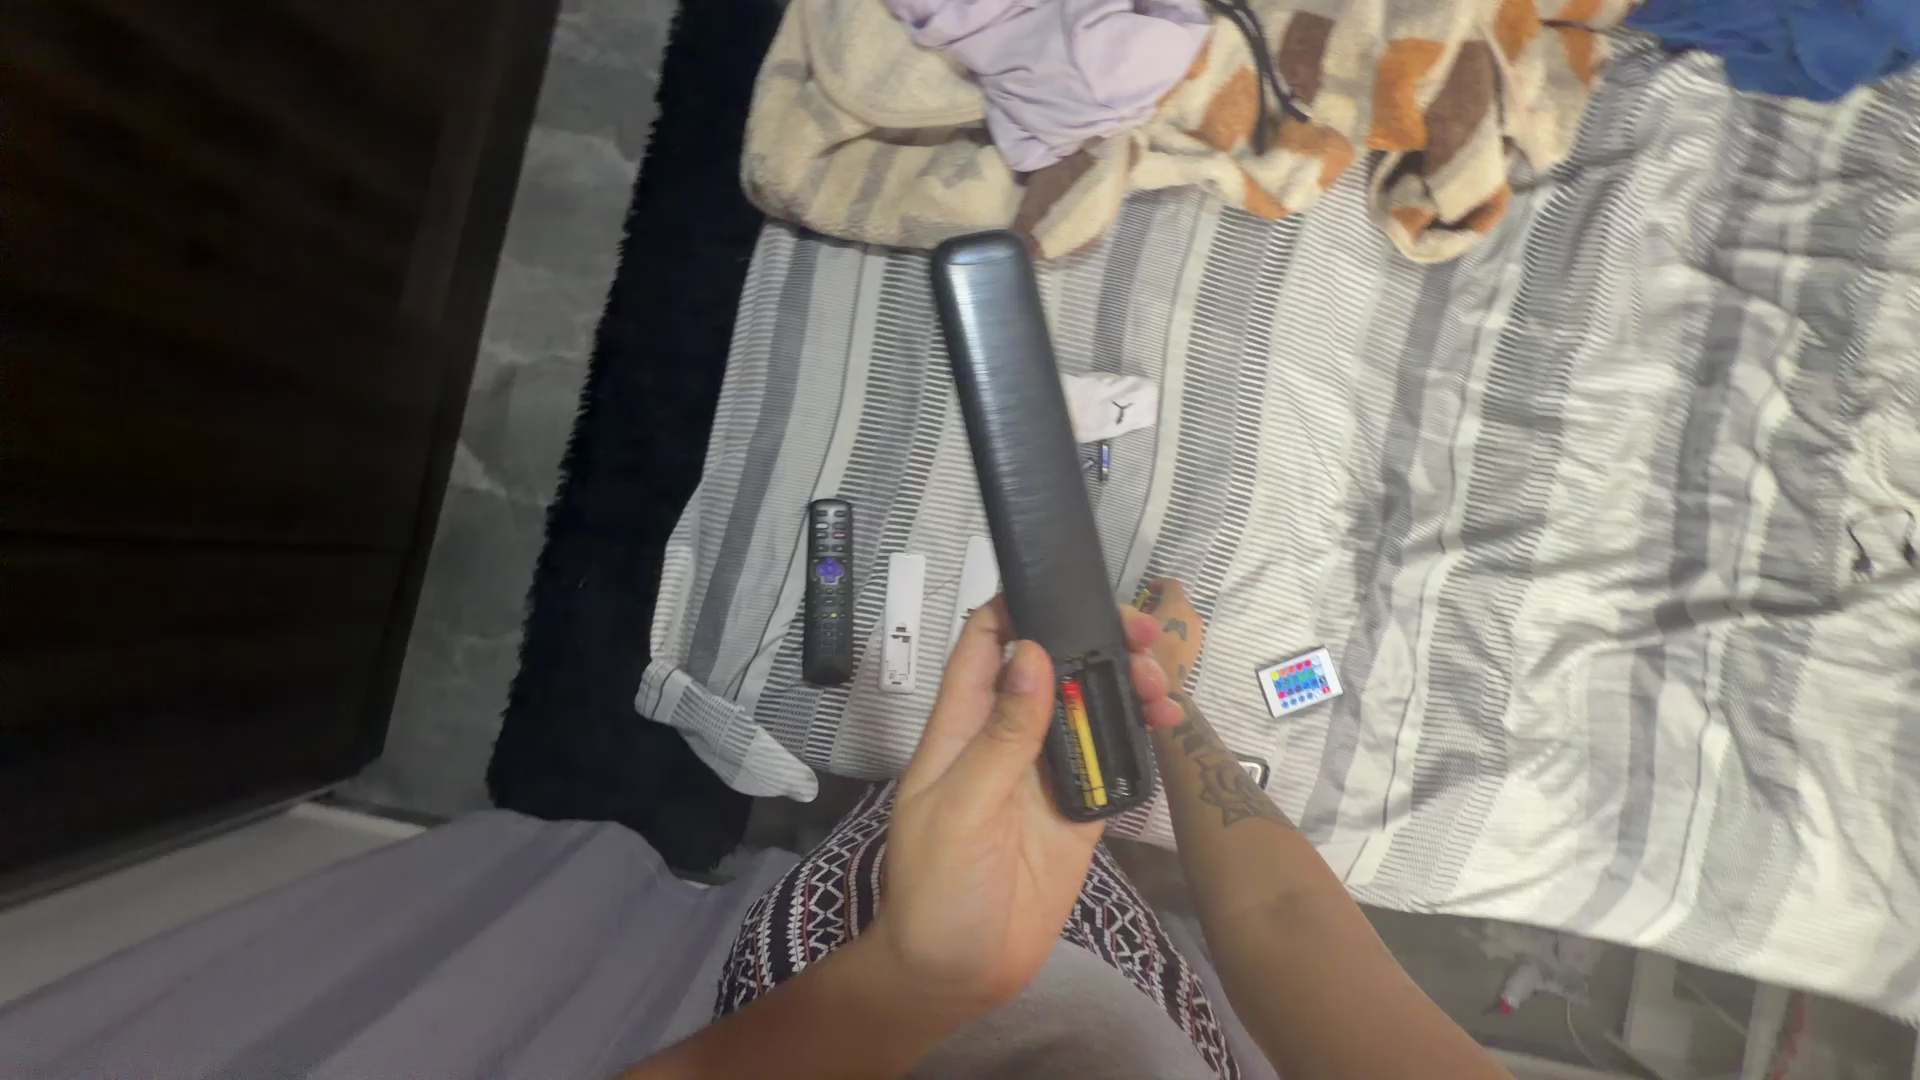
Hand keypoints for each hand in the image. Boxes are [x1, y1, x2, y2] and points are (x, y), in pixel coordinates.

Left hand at [872, 597, 1177, 1019]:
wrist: (960, 971)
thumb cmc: (939, 885)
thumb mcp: (961, 807)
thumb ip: (1002, 736)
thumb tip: (1034, 654)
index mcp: (965, 721)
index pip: (986, 641)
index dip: (1018, 606)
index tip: (1065, 585)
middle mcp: (1009, 731)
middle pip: (1052, 663)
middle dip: (1094, 639)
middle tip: (1142, 635)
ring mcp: (1048, 766)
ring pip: (1089, 702)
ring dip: (1125, 681)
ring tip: (1162, 681)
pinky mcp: (1081, 802)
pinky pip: (1113, 753)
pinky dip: (1139, 732)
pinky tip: (1165, 720)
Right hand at [1139, 578, 1204, 691]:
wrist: (1163, 689)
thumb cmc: (1144, 652)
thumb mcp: (1126, 625)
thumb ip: (1128, 613)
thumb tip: (1132, 611)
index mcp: (1178, 605)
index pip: (1172, 584)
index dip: (1158, 584)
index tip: (1145, 590)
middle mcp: (1192, 617)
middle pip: (1177, 602)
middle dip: (1160, 604)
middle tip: (1141, 613)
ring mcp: (1197, 635)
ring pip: (1182, 620)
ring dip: (1167, 620)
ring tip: (1148, 631)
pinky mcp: (1196, 652)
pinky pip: (1184, 635)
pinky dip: (1172, 634)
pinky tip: (1158, 646)